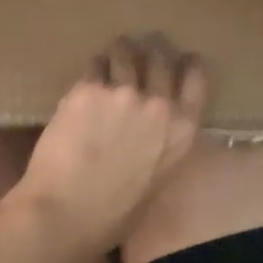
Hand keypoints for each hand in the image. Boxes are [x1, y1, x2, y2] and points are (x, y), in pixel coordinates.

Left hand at [7, 33, 208, 258]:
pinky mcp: (88, 88)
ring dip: (121, 51)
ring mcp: (122, 92)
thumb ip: (164, 146)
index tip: (182, 59)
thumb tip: (155, 134)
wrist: (66, 214)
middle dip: (153, 49)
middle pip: (161, 58)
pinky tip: (90, 73)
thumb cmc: (114, 216)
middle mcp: (158, 104)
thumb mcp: (158, 180)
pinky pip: (94, 66)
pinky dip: (94, 68)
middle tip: (145, 46)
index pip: (196, 79)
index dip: (188, 65)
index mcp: (182, 131)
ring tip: (114, 52)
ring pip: (125, 54)